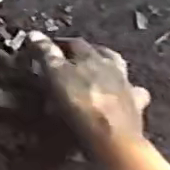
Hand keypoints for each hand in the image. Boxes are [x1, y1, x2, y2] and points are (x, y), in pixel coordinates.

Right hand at [27, 32, 149, 153]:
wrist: (112, 137)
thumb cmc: (78, 102)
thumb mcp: (54, 74)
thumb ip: (45, 53)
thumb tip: (33, 33)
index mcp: (91, 57)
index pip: (74, 42)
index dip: (59, 42)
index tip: (45, 46)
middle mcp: (112, 67)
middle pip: (101, 53)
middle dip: (87, 52)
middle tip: (73, 56)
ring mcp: (127, 87)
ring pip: (119, 70)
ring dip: (109, 68)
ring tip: (98, 72)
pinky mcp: (136, 107)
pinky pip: (133, 94)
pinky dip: (126, 91)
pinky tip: (121, 94)